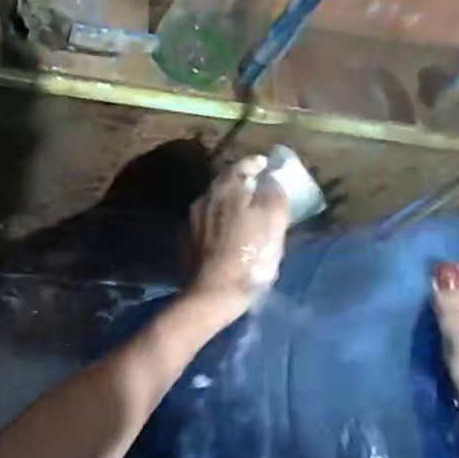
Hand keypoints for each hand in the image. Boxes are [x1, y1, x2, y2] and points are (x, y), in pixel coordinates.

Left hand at [185, 155, 291, 319]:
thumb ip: (274, 195)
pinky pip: (203, 226)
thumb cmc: (250, 255)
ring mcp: (190, 223)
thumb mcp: (274, 221)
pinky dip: (215, 225)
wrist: (214, 293)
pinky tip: (223, 236)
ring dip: (226, 206)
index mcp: (225, 189)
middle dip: (239, 185)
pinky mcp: (184, 244)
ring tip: (240, 215)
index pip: (240, 166)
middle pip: (223, 185)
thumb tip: (270, 181)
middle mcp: (203, 200)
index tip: (264, 166)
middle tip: (254, 191)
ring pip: (211, 205)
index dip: (254, 164)